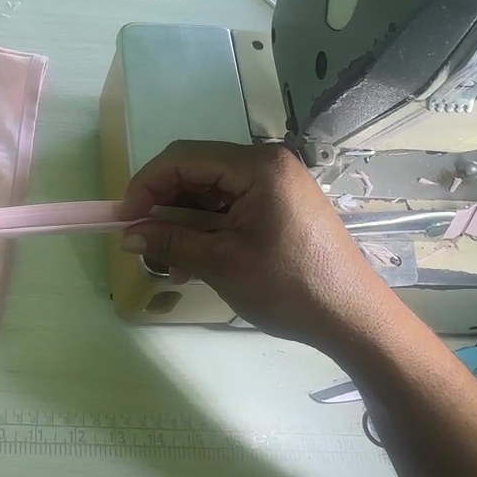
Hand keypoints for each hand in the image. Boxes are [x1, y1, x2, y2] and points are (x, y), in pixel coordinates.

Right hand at [118, 141, 388, 346]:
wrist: (353, 319)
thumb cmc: (288, 286)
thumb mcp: (221, 263)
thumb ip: (170, 241)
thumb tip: (127, 235)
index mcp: (257, 166)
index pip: (184, 158)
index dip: (147, 185)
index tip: (124, 218)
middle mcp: (267, 164)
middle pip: (196, 172)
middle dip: (163, 206)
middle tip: (141, 241)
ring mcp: (275, 185)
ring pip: (210, 193)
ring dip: (183, 223)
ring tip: (169, 262)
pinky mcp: (279, 207)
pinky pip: (230, 207)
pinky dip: (206, 230)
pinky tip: (192, 262)